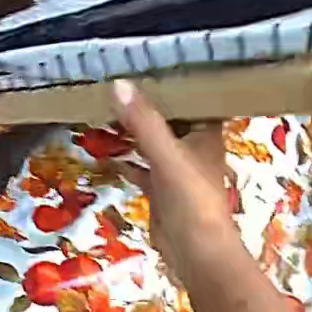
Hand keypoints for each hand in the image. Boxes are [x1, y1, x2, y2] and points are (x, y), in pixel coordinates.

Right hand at [109, 79, 241, 280]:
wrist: (196, 252)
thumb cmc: (192, 201)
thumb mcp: (166, 156)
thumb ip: (143, 122)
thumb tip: (118, 84)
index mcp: (205, 134)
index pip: (193, 97)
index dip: (176, 79)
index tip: (150, 59)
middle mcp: (193, 148)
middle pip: (170, 118)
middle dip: (147, 103)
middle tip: (117, 79)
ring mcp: (177, 171)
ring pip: (154, 143)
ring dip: (134, 131)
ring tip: (106, 108)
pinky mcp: (162, 191)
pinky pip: (142, 169)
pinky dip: (128, 161)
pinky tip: (107, 151)